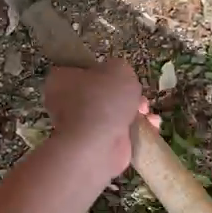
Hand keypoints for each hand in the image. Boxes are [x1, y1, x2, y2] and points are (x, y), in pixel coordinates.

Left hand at [42, 60, 151, 182]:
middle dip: (125, 94)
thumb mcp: (118, 69)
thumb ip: (119, 68)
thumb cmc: (102, 100)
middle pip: (101, 92)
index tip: (121, 76)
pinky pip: (118, 132)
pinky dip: (136, 129)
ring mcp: (80, 125)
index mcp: (61, 80)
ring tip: (147, 113)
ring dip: (135, 112)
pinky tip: (151, 126)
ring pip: (112, 113)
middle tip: (138, 97)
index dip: (104, 71)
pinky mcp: (95, 143)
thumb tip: (119, 77)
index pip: (82, 70)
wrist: (96, 144)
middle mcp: (65, 102)